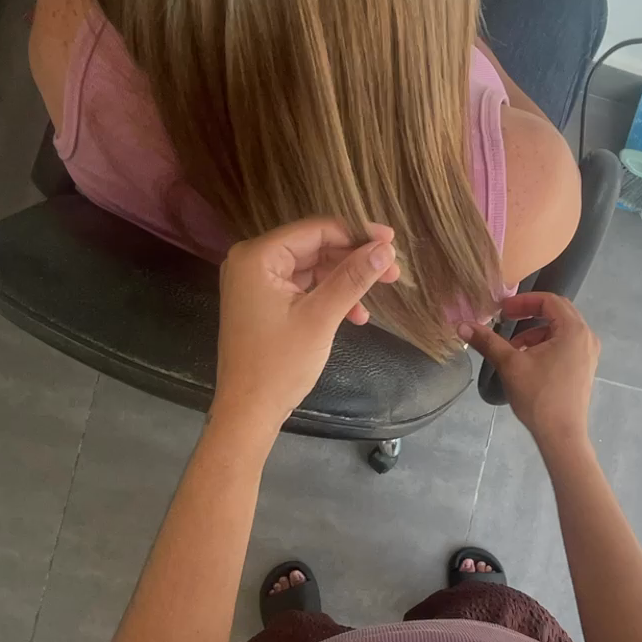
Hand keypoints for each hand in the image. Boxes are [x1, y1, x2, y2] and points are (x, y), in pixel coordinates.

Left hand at [213, 218, 400, 431]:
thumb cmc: (280, 364)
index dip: (356, 234)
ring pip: (311, 269)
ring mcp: (256, 284)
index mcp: (258, 256)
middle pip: (314, 248)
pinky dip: (327, 297)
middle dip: (353, 260)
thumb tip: (385, 249)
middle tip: (391, 271)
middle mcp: (252, 262)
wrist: (249, 410)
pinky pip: (302, 289)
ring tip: (377, 294)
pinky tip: (354, 315)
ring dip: (344, 281)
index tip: (391, 242)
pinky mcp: (263, 304)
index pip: (316, 230)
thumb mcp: (321, 317)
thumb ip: (352, 278)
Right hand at [458, 292, 599, 450]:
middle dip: (529, 315)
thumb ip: (487, 341)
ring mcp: (588, 355)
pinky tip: (528, 364)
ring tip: (514, 349)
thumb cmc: (538, 397)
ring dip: (535, 333)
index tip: (502, 310)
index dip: (523, 301)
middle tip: (506, 320)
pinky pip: (565, 347)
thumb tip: (462, 325)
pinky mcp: (585, 370)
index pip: (550, 301)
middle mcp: (586, 338)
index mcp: (574, 330)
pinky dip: (546, 347)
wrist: (561, 435)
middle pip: (557, 313)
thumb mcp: (510, 365)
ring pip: (560, 332)